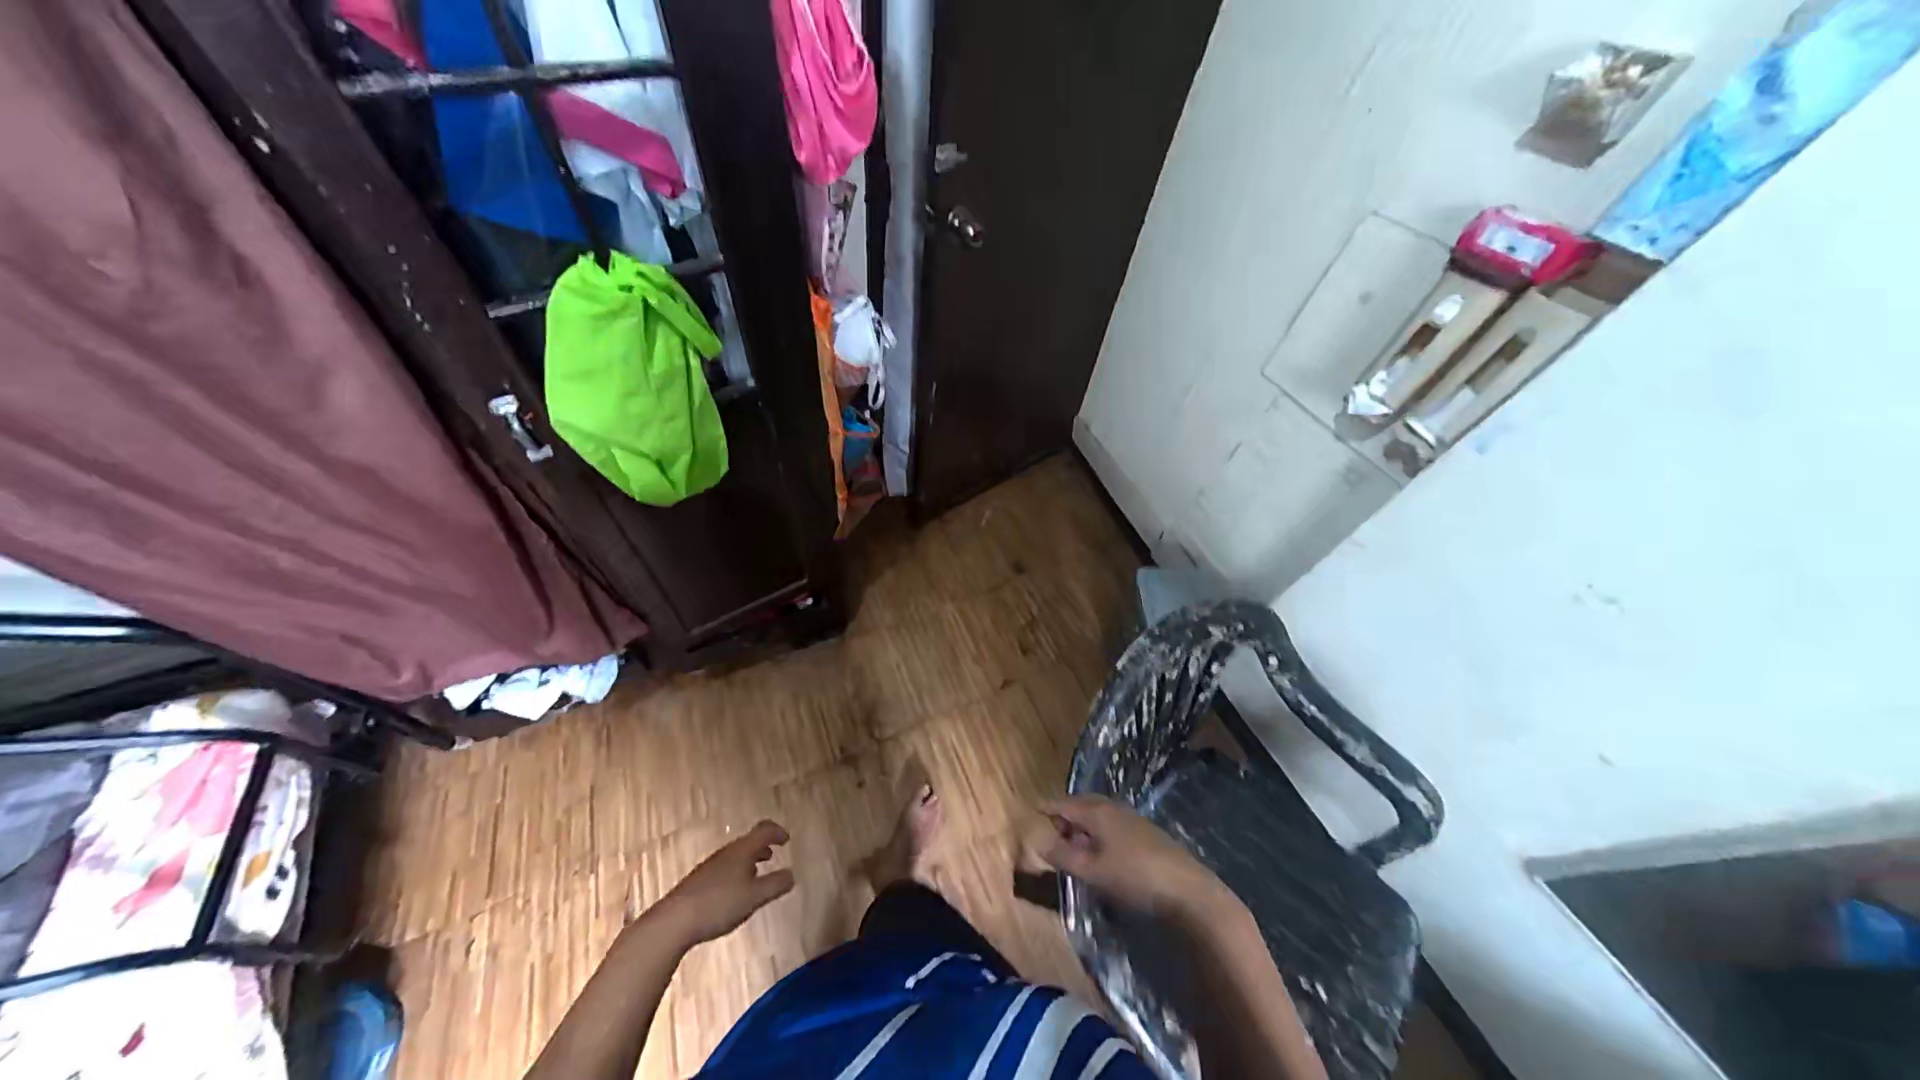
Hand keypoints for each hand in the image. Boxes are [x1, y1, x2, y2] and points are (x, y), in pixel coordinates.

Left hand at [653, 820, 794, 946]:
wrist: (674, 921)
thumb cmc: (719, 903)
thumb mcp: (755, 897)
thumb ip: (776, 884)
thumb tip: (792, 874)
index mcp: (742, 850)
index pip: (763, 830)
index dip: (777, 832)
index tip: (787, 840)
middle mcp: (726, 853)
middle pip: (748, 842)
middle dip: (763, 847)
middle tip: (774, 855)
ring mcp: (710, 867)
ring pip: (735, 856)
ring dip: (749, 861)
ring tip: (757, 875)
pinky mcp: (698, 882)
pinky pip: (724, 869)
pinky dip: (737, 872)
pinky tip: (734, 894)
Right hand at [1024, 796, 1234, 922]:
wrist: (1189, 890)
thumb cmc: (1134, 876)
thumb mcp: (1092, 870)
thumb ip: (1063, 854)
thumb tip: (1036, 839)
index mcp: (1097, 812)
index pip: (1064, 804)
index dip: (1046, 808)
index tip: (1031, 811)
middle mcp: (1114, 808)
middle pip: (1082, 805)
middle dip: (1065, 816)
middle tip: (1051, 832)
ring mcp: (1133, 819)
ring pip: (1099, 815)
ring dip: (1083, 826)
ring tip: (1073, 845)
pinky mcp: (1147, 834)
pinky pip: (1113, 825)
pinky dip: (1099, 833)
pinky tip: (1101, 852)